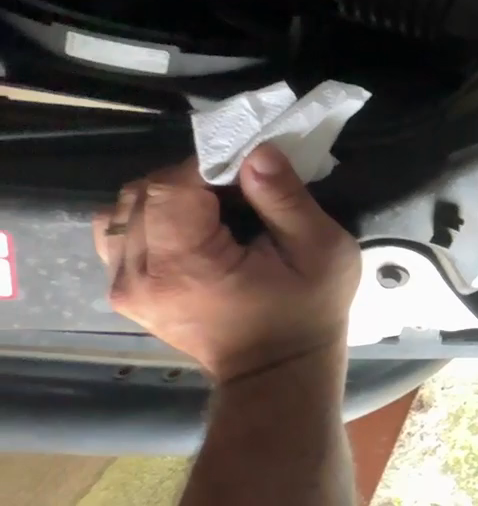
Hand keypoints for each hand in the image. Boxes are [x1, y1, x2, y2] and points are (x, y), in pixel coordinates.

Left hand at [94, 145, 359, 384]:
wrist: (277, 364)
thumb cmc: (307, 304)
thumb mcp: (318, 246)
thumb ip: (285, 197)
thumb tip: (259, 152)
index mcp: (183, 265)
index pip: (168, 188)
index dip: (209, 161)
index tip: (252, 160)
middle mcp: (136, 275)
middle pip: (139, 195)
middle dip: (192, 173)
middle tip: (244, 179)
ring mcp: (124, 286)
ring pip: (122, 212)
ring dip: (169, 193)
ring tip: (221, 199)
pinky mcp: (126, 289)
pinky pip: (120, 234)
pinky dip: (154, 214)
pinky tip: (197, 220)